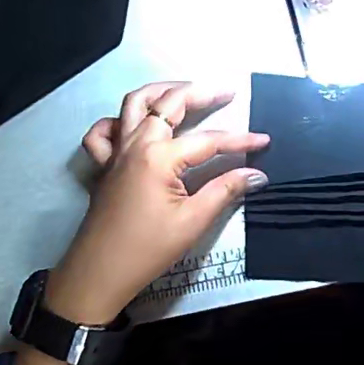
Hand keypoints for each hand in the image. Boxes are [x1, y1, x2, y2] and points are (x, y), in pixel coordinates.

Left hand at [44, 82, 268, 325]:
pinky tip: (135, 125)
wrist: (99, 273)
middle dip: (200, 93)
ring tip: (185, 92)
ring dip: (161, 92)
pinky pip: (104, 131)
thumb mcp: (193, 221)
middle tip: (227, 92)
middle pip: (168, 103)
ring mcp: (115, 152)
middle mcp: (135, 144)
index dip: (240, 139)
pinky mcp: (103, 165)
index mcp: (158, 157)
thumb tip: (257, 174)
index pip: (208, 140)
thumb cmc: (148, 249)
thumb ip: (226, 190)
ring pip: (133, 104)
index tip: (264, 140)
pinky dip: (119, 120)